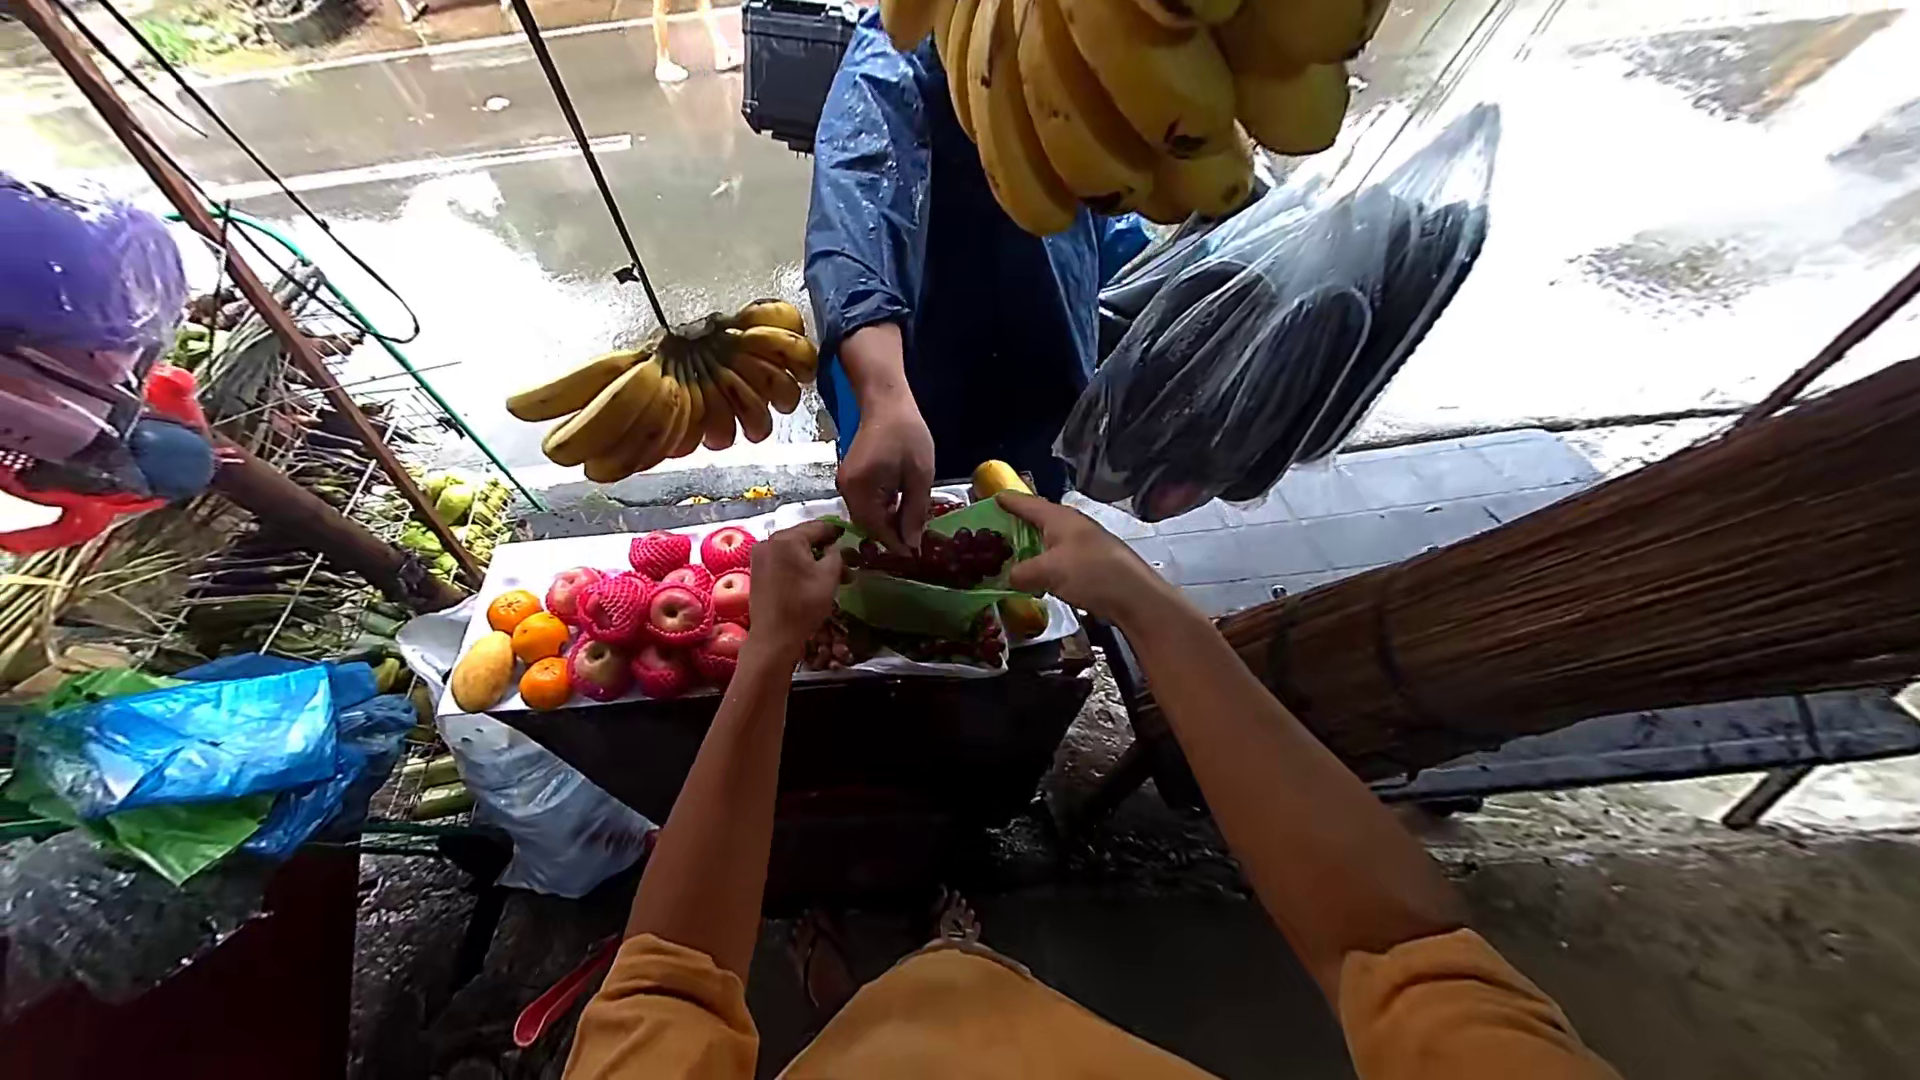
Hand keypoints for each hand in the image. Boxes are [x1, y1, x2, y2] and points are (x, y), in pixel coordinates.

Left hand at [746, 519, 844, 658]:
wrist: (775, 637)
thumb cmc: (804, 604)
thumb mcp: (829, 576)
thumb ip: (836, 553)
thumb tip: (834, 546)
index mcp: (786, 539)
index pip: (818, 527)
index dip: (837, 532)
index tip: (851, 538)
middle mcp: (769, 542)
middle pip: (804, 538)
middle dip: (826, 549)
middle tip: (846, 562)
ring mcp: (760, 557)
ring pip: (794, 551)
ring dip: (814, 559)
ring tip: (835, 574)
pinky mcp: (758, 571)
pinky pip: (783, 561)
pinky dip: (800, 566)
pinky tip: (814, 578)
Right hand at [836, 324, 934, 552]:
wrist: (886, 402)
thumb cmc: (907, 434)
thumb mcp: (920, 475)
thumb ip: (915, 512)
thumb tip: (911, 545)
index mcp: (861, 489)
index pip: (876, 530)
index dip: (896, 545)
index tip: (916, 555)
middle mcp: (846, 489)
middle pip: (867, 526)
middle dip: (891, 537)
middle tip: (916, 545)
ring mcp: (846, 483)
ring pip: (866, 517)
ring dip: (887, 525)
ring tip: (911, 529)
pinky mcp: (851, 478)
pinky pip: (865, 505)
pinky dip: (882, 512)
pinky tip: (901, 510)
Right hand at [997, 491, 1184, 627]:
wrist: (1134, 597)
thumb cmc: (1091, 573)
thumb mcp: (1048, 571)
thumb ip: (1022, 573)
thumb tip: (1009, 577)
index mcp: (1059, 518)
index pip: (1027, 503)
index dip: (1008, 500)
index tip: (992, 497)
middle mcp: (1071, 526)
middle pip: (1037, 521)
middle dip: (1016, 526)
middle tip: (993, 534)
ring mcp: (1082, 545)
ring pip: (1048, 542)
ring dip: (1029, 549)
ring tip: (1009, 558)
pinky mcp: (1089, 564)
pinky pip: (1057, 560)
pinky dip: (1042, 565)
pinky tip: (1035, 579)